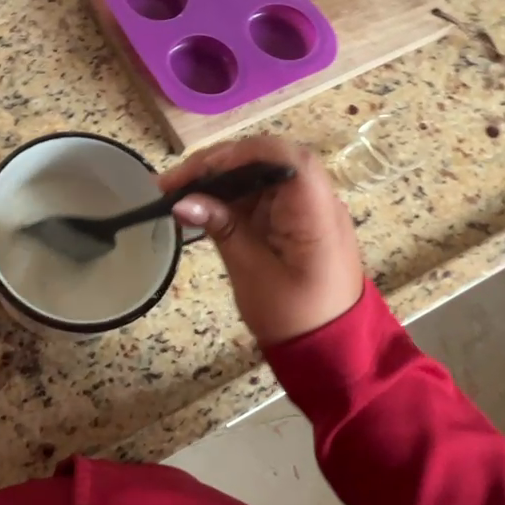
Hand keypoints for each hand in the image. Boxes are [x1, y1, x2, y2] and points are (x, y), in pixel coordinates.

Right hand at [158, 135, 364, 346]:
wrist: (330, 352)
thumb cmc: (295, 318)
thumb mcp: (252, 273)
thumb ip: (222, 228)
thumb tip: (181, 202)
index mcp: (316, 214)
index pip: (285, 158)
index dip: (241, 153)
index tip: (200, 170)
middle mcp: (316, 201)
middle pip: (266, 159)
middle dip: (218, 163)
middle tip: (174, 182)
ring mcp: (305, 209)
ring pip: (258, 173)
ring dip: (217, 178)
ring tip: (176, 191)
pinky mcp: (292, 219)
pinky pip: (258, 194)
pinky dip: (228, 195)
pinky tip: (198, 204)